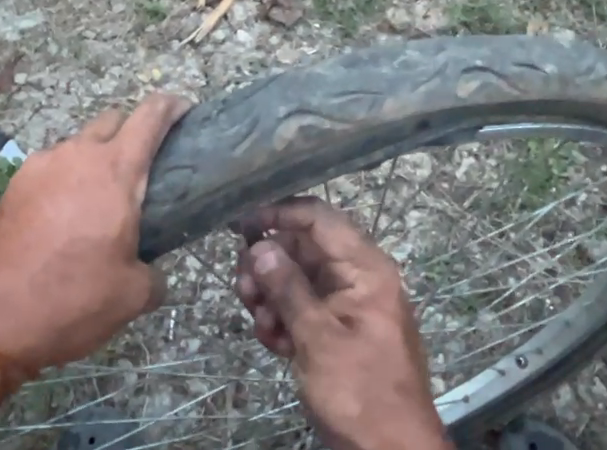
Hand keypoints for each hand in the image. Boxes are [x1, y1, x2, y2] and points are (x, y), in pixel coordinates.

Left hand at [0, 94, 191, 372]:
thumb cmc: (71, 301)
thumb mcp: (132, 296)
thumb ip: (153, 272)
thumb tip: (151, 271)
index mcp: (116, 170)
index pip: (151, 116)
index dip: (173, 106)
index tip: (186, 112)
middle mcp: (78, 154)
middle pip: (114, 119)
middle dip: (133, 132)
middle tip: (144, 167)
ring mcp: (41, 165)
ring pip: (79, 143)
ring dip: (96, 158)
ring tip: (99, 200)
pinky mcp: (15, 183)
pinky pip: (52, 166)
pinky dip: (67, 178)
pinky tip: (64, 217)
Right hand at [236, 197, 449, 449]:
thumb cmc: (360, 391)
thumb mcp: (318, 338)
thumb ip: (287, 288)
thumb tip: (260, 247)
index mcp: (365, 268)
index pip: (318, 218)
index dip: (279, 214)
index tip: (241, 225)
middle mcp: (356, 278)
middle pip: (303, 249)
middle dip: (269, 265)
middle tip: (242, 288)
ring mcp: (347, 306)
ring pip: (298, 281)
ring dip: (271, 296)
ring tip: (259, 322)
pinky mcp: (336, 333)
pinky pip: (302, 310)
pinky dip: (283, 320)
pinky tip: (272, 342)